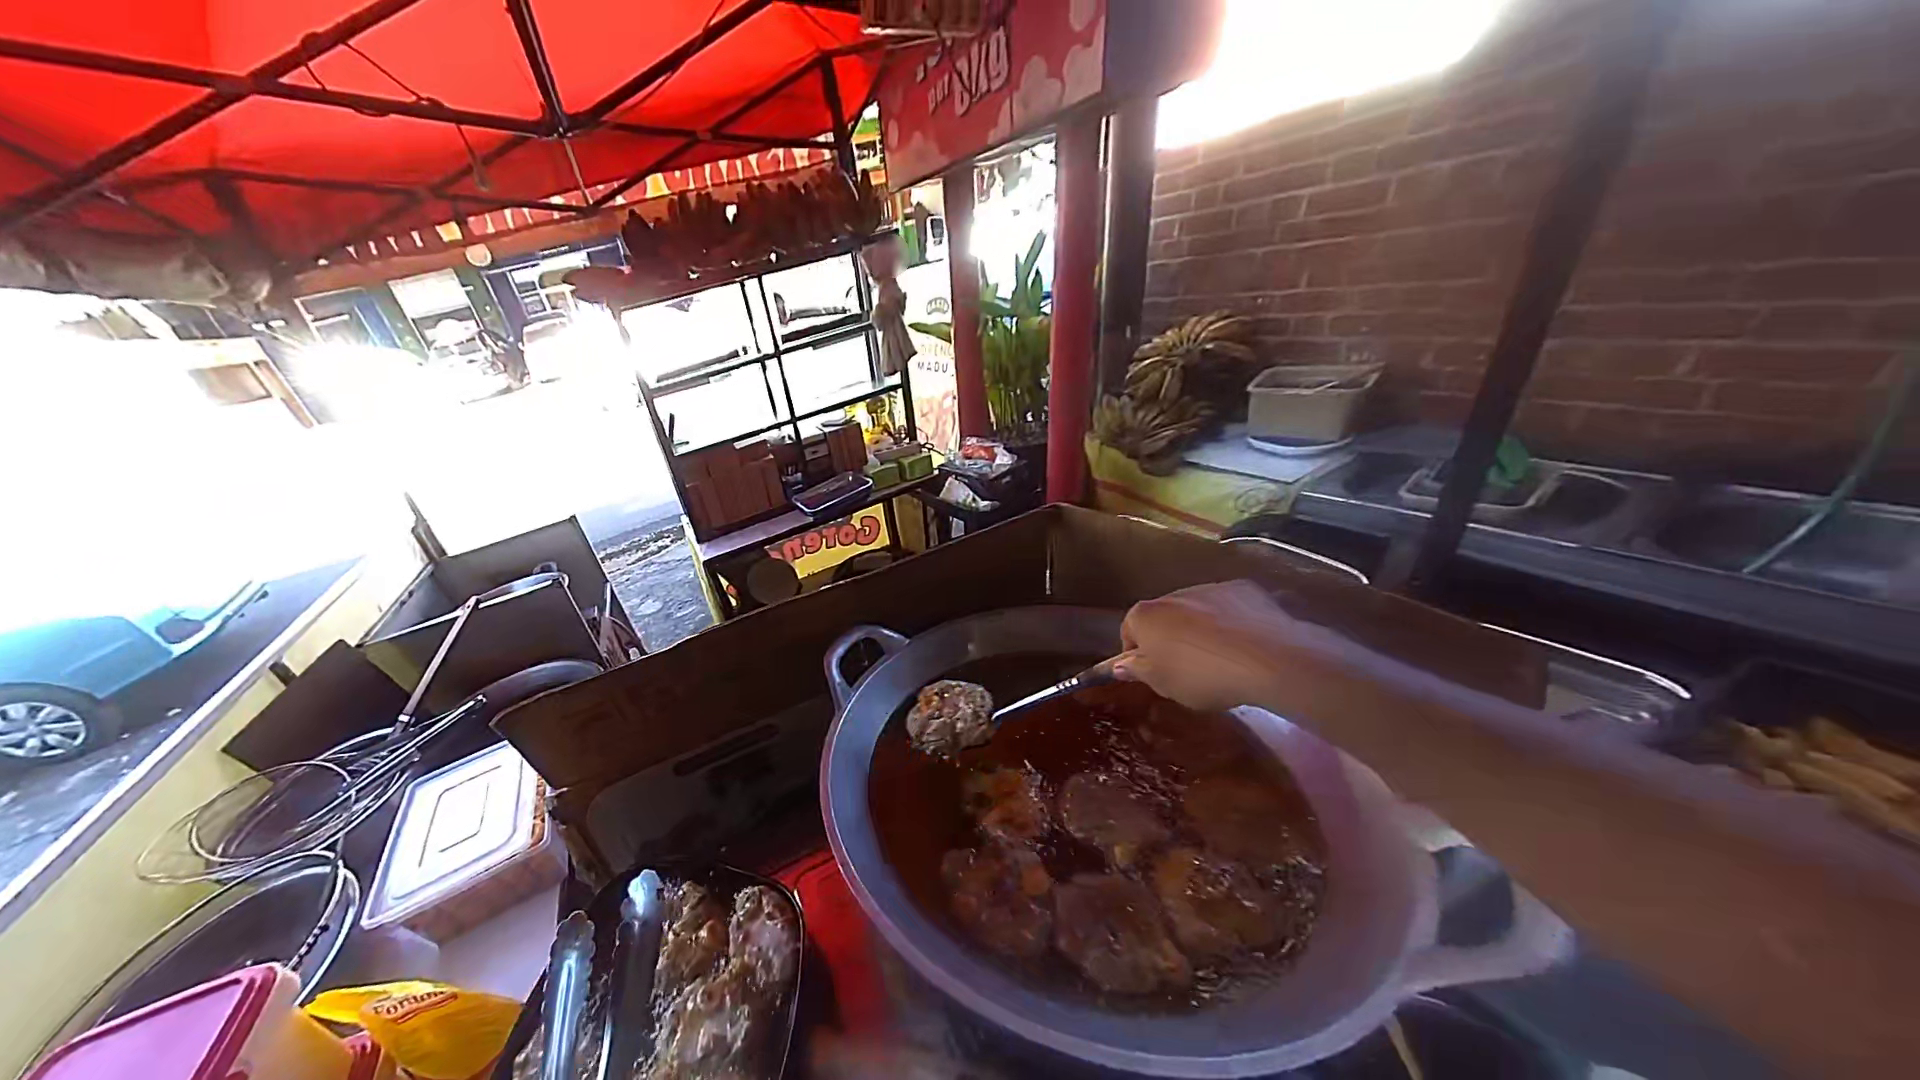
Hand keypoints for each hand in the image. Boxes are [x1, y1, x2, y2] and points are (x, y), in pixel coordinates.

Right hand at [1114, 580, 1305, 713]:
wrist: (1267, 659)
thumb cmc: (1202, 675)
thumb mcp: (1163, 684)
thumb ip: (1137, 670)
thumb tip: (1120, 664)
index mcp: (1145, 615)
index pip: (1129, 631)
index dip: (1138, 654)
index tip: (1152, 674)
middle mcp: (1173, 595)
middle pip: (1164, 618)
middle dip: (1170, 639)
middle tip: (1186, 670)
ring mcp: (1210, 588)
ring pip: (1197, 610)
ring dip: (1200, 629)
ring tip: (1220, 659)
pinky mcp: (1244, 589)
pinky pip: (1229, 607)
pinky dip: (1231, 621)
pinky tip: (1244, 645)